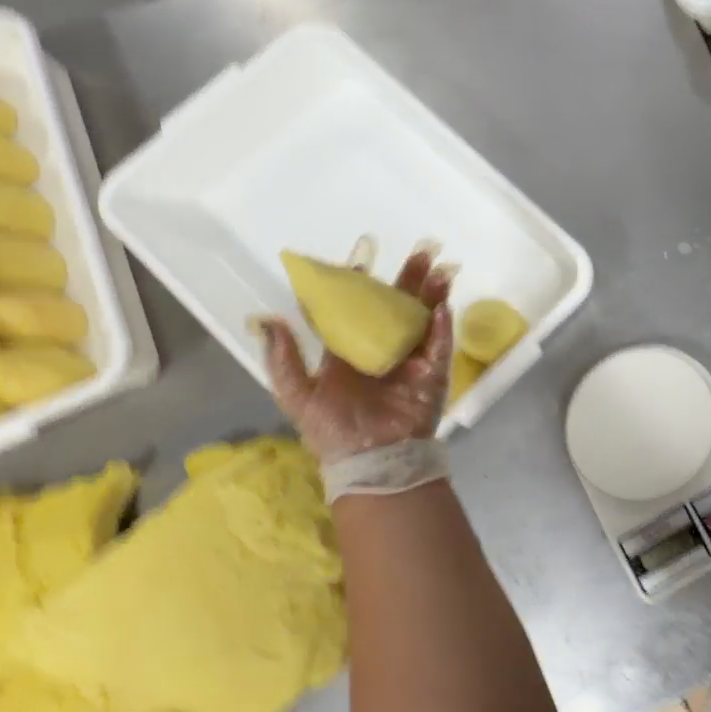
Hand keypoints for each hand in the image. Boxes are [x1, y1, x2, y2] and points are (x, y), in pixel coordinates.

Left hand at [261, 248, 454, 463]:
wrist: (371, 460)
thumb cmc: (332, 429)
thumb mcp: (296, 394)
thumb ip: (283, 358)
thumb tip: (266, 318)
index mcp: (350, 351)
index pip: (358, 308)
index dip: (361, 282)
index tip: (364, 255)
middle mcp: (384, 350)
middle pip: (399, 306)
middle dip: (410, 278)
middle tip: (421, 251)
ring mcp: (412, 360)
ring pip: (424, 318)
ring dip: (433, 294)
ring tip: (440, 269)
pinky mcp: (433, 373)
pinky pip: (439, 345)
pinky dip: (442, 325)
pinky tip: (443, 305)